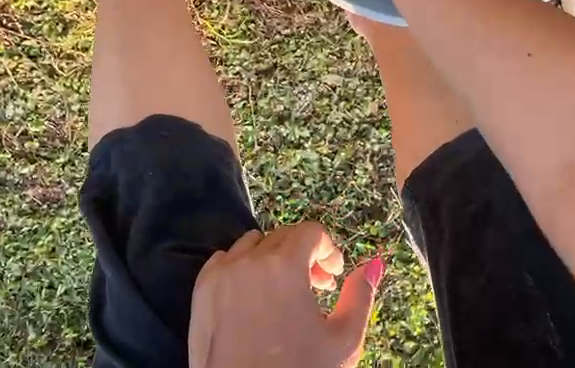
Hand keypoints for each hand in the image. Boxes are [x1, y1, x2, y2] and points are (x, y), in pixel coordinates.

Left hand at [188, 223, 384, 367]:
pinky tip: (253, 298)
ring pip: (252, 245)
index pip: (311, 232)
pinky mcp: (201, 291)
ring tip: (284, 294)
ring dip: (272, 259)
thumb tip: (373, 264)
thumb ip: (361, 296)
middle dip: (304, 256)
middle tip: (316, 289)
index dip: (328, 250)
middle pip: (283, 236)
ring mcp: (221, 273)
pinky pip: (224, 261)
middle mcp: (249, 259)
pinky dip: (242, 269)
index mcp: (284, 264)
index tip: (334, 277)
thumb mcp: (343, 341)